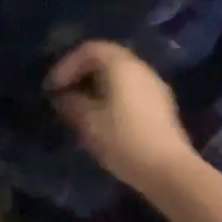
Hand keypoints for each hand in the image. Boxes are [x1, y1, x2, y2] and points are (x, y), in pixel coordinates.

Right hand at [44, 41, 199, 194]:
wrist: (170, 171)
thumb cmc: (123, 139)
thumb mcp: (87, 122)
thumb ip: (70, 103)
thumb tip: (62, 97)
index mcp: (121, 64)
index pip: (89, 50)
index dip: (66, 65)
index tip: (52, 88)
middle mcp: (140, 67)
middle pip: (106, 59)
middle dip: (81, 74)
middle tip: (63, 94)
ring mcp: (155, 86)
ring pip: (120, 76)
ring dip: (97, 87)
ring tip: (80, 108)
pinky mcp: (162, 106)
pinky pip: (131, 90)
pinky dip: (112, 97)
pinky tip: (103, 119)